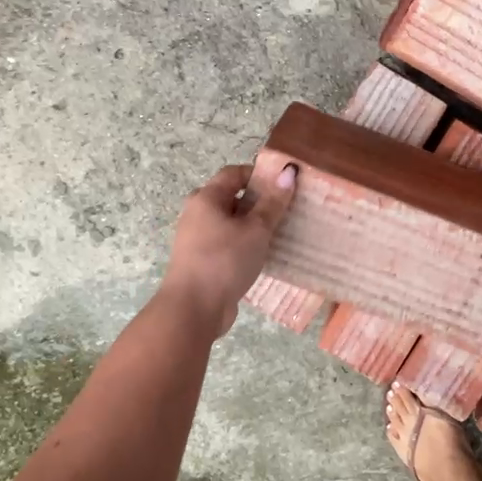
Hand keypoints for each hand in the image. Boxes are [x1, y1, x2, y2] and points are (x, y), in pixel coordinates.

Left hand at [159, 162, 297, 334]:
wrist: (193, 309)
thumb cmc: (224, 260)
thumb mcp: (256, 229)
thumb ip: (273, 202)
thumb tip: (288, 171)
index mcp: (206, 199)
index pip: (234, 173)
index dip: (259, 174)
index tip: (284, 184)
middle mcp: (197, 214)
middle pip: (231, 198)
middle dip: (257, 202)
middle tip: (284, 209)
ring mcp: (197, 240)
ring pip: (230, 223)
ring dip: (252, 226)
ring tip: (279, 233)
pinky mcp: (202, 262)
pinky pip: (227, 244)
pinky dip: (244, 245)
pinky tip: (264, 256)